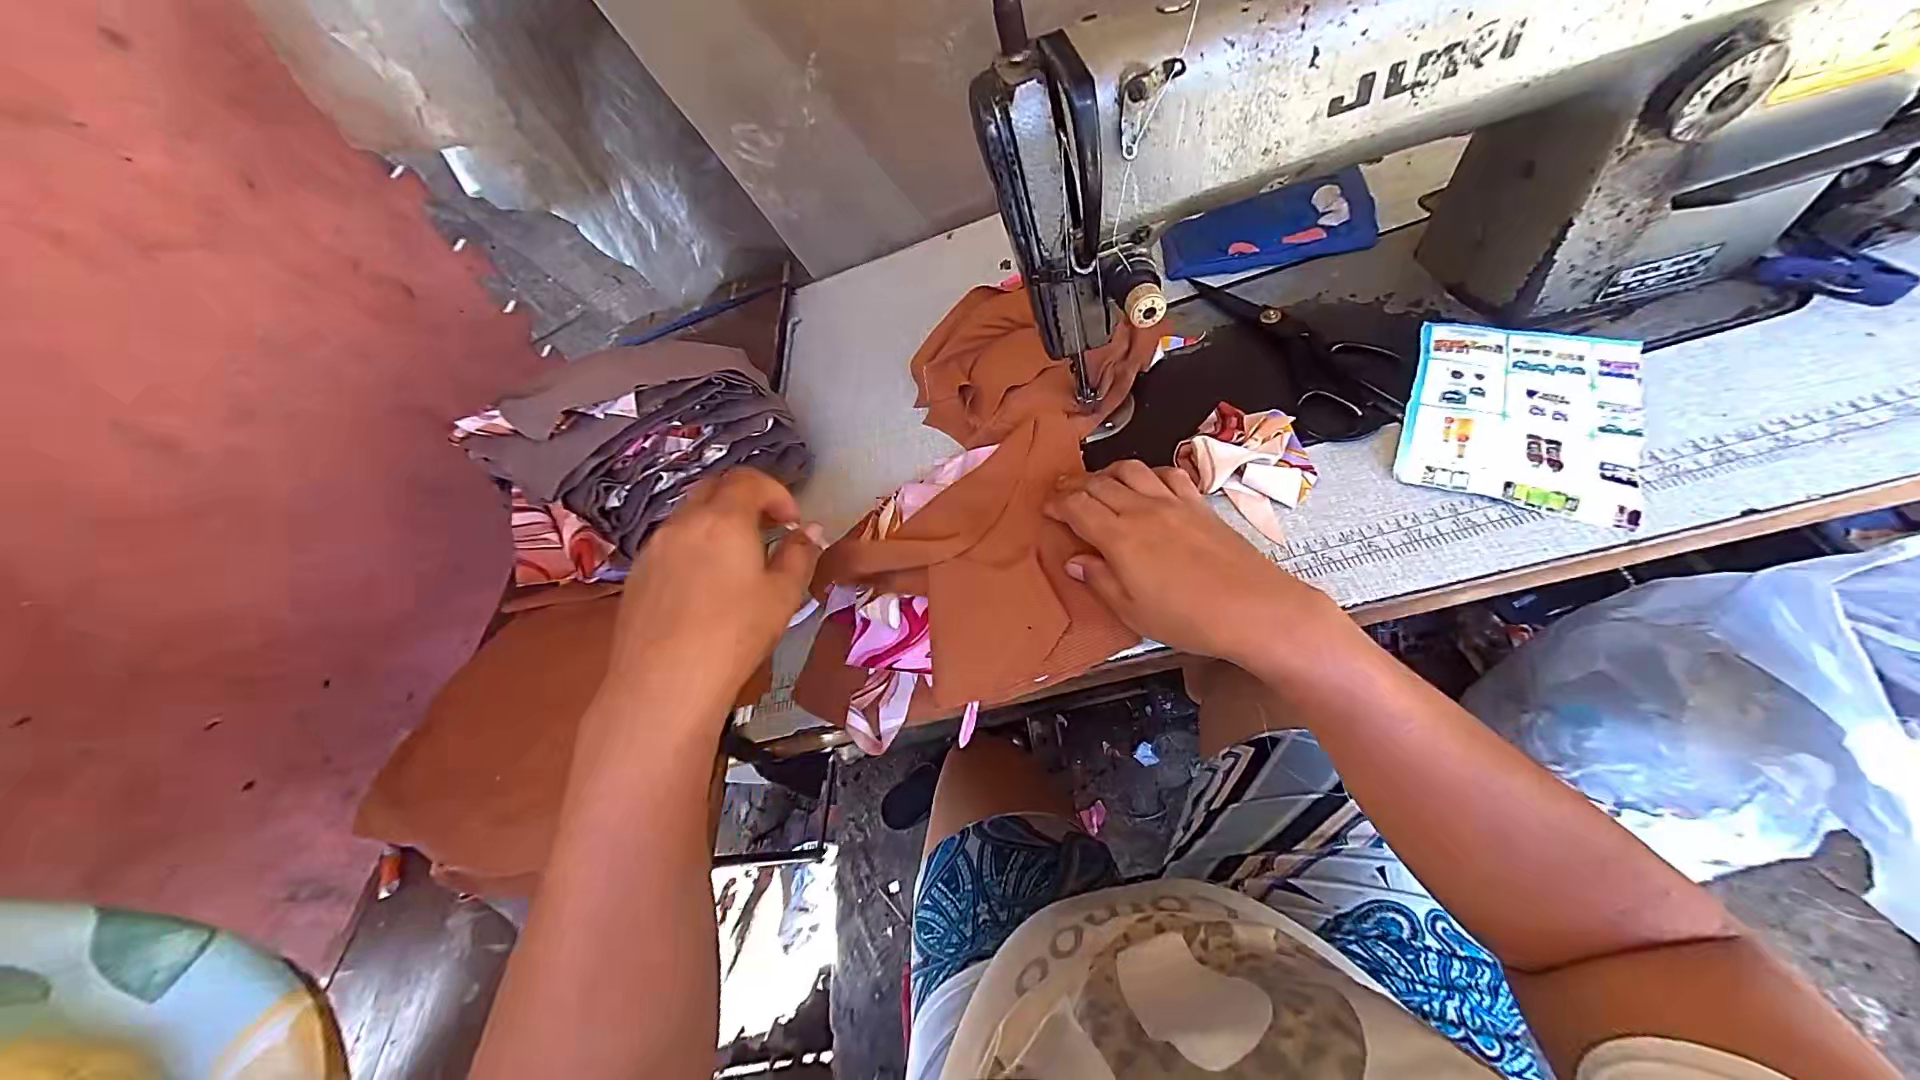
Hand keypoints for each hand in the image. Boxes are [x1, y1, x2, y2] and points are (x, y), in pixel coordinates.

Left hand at [604, 468, 822, 724]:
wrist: (664, 682)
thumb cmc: (734, 634)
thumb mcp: (783, 595)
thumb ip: (799, 555)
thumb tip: (810, 531)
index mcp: (723, 520)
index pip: (749, 480)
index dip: (777, 493)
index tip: (793, 522)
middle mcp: (683, 523)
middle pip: (714, 488)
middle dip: (745, 499)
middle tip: (768, 529)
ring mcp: (654, 547)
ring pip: (689, 516)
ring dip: (718, 523)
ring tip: (739, 561)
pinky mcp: (637, 574)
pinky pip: (671, 544)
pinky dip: (695, 547)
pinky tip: (705, 587)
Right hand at [1044, 460, 1348, 671]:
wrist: (1256, 610)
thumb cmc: (1190, 619)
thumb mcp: (1132, 611)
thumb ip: (1100, 581)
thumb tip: (1076, 562)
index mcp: (1120, 538)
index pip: (1077, 507)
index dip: (1057, 504)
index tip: (1047, 509)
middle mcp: (1144, 511)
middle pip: (1099, 483)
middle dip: (1074, 485)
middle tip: (1062, 492)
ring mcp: (1174, 503)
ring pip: (1131, 469)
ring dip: (1107, 472)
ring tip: (1097, 483)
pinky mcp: (1199, 505)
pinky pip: (1168, 474)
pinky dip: (1148, 473)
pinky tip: (1146, 484)